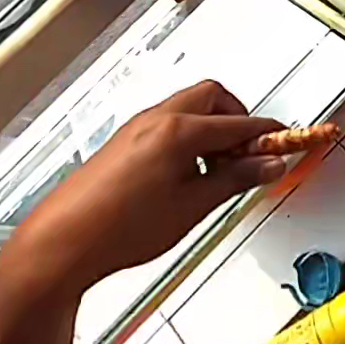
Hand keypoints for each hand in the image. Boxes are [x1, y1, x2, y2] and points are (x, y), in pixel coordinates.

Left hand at [0, 81, 285, 305]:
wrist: (59, 246)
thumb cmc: (116, 227)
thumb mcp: (194, 205)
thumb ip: (236, 179)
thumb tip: (266, 165)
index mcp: (178, 131)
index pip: (239, 123)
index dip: (267, 133)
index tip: (284, 141)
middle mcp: (156, 120)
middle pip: (213, 97)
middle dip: (238, 118)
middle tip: (252, 149)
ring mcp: (137, 129)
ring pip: (190, 108)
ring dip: (213, 127)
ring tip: (222, 166)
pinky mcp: (124, 142)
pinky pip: (169, 123)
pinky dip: (191, 137)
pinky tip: (191, 172)